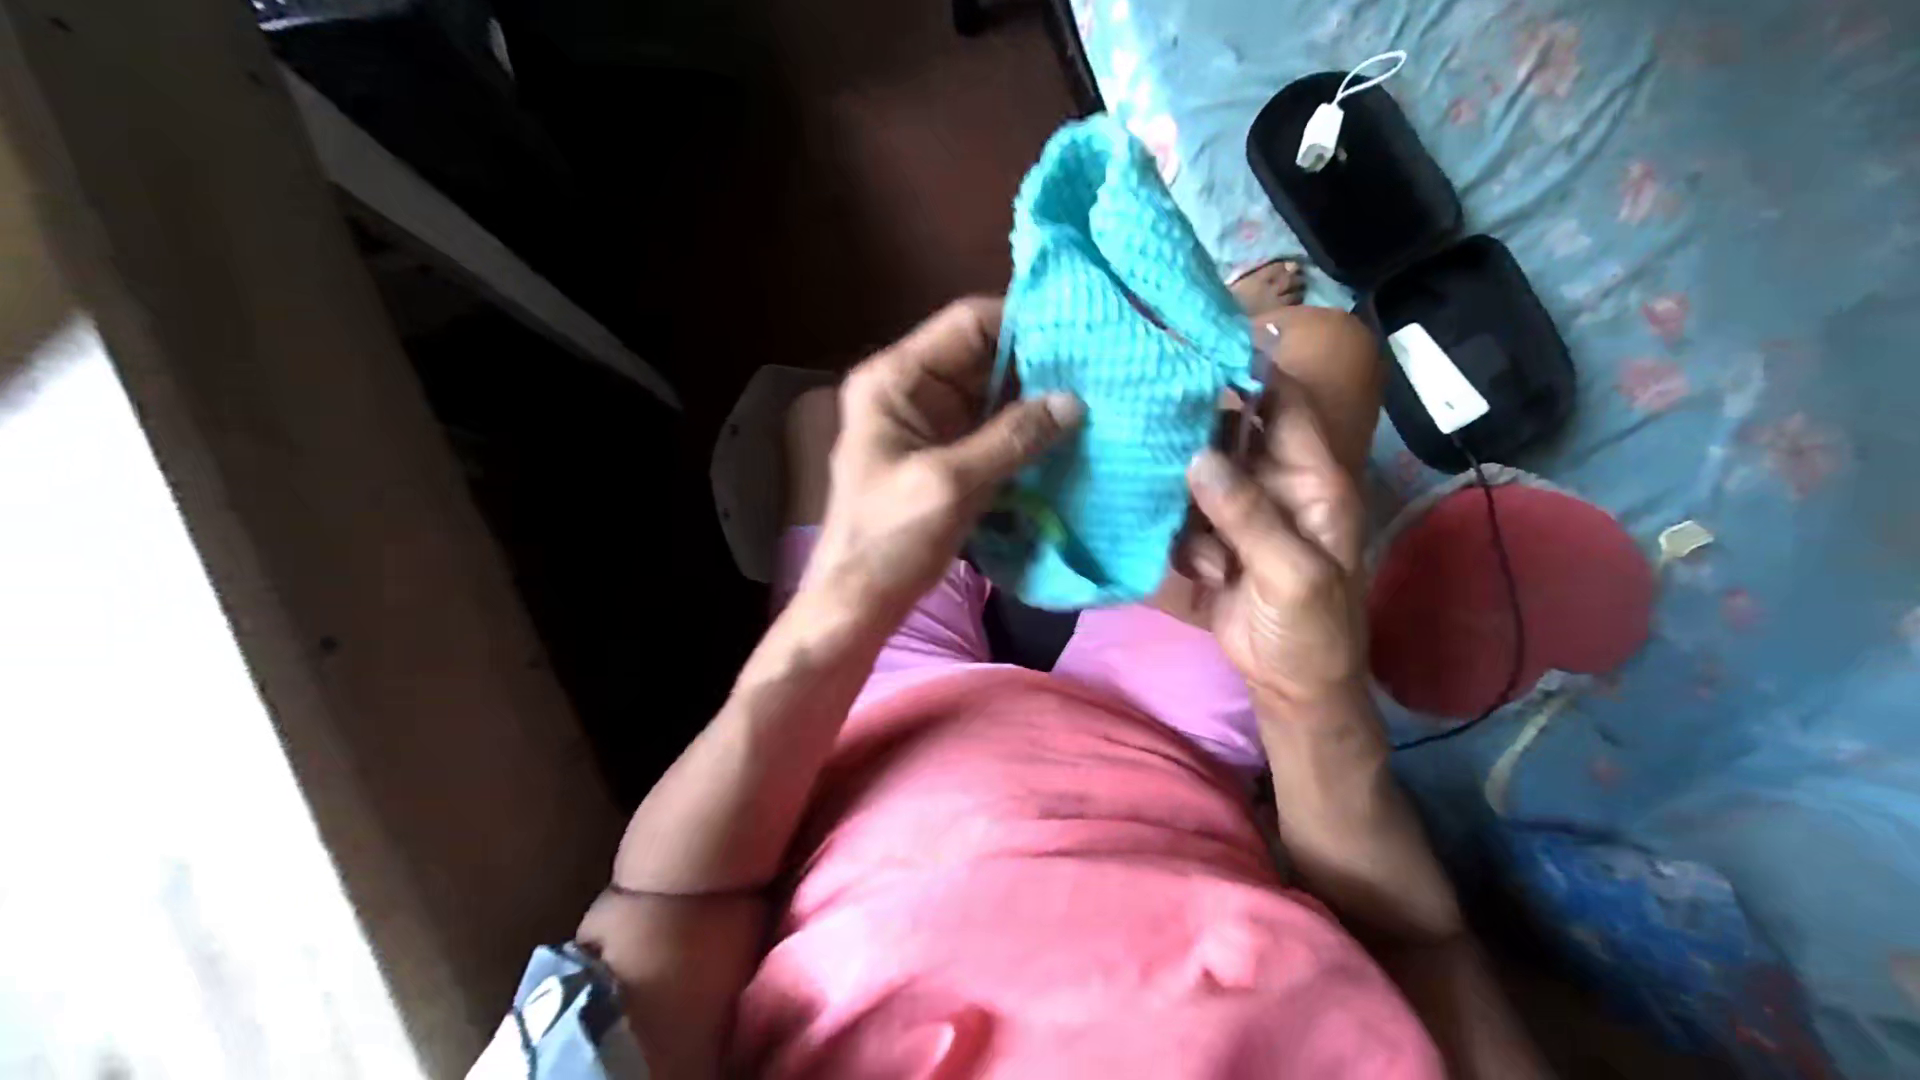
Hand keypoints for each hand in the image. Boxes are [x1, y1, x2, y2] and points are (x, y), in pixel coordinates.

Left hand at [800, 298, 1081, 623]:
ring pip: (994, 395)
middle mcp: (912, 389)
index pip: (967, 324)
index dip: (1024, 323)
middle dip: (1039, 364)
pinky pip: (993, 430)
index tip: (1083, 333)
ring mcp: (931, 424)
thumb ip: (1012, 438)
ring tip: (1099, 398)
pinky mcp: (947, 456)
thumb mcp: (950, 483)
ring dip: (1037, 400)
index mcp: (895, 379)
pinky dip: (1025, 433)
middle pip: (985, 357)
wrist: (858, 601)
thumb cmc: (888, 540)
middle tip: (1104, 369)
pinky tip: (1068, 435)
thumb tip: (1074, 402)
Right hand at [1182, 373, 1366, 705]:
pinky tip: (1204, 574)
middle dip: (1197, 437)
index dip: (1251, 373)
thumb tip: (1198, 457)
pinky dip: (1184, 542)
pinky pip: (1184, 519)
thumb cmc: (1312, 629)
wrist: (1292, 685)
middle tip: (1153, 429)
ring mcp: (1240, 514)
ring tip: (1204, 548)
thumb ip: (1248, 514)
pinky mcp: (1211, 540)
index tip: (1198, 347)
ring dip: (1188, 507)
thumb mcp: (1291, 573)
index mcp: (1313, 481)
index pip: (1284, 407)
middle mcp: (1274, 485)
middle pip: (1230, 436)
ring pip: (1197, 478)